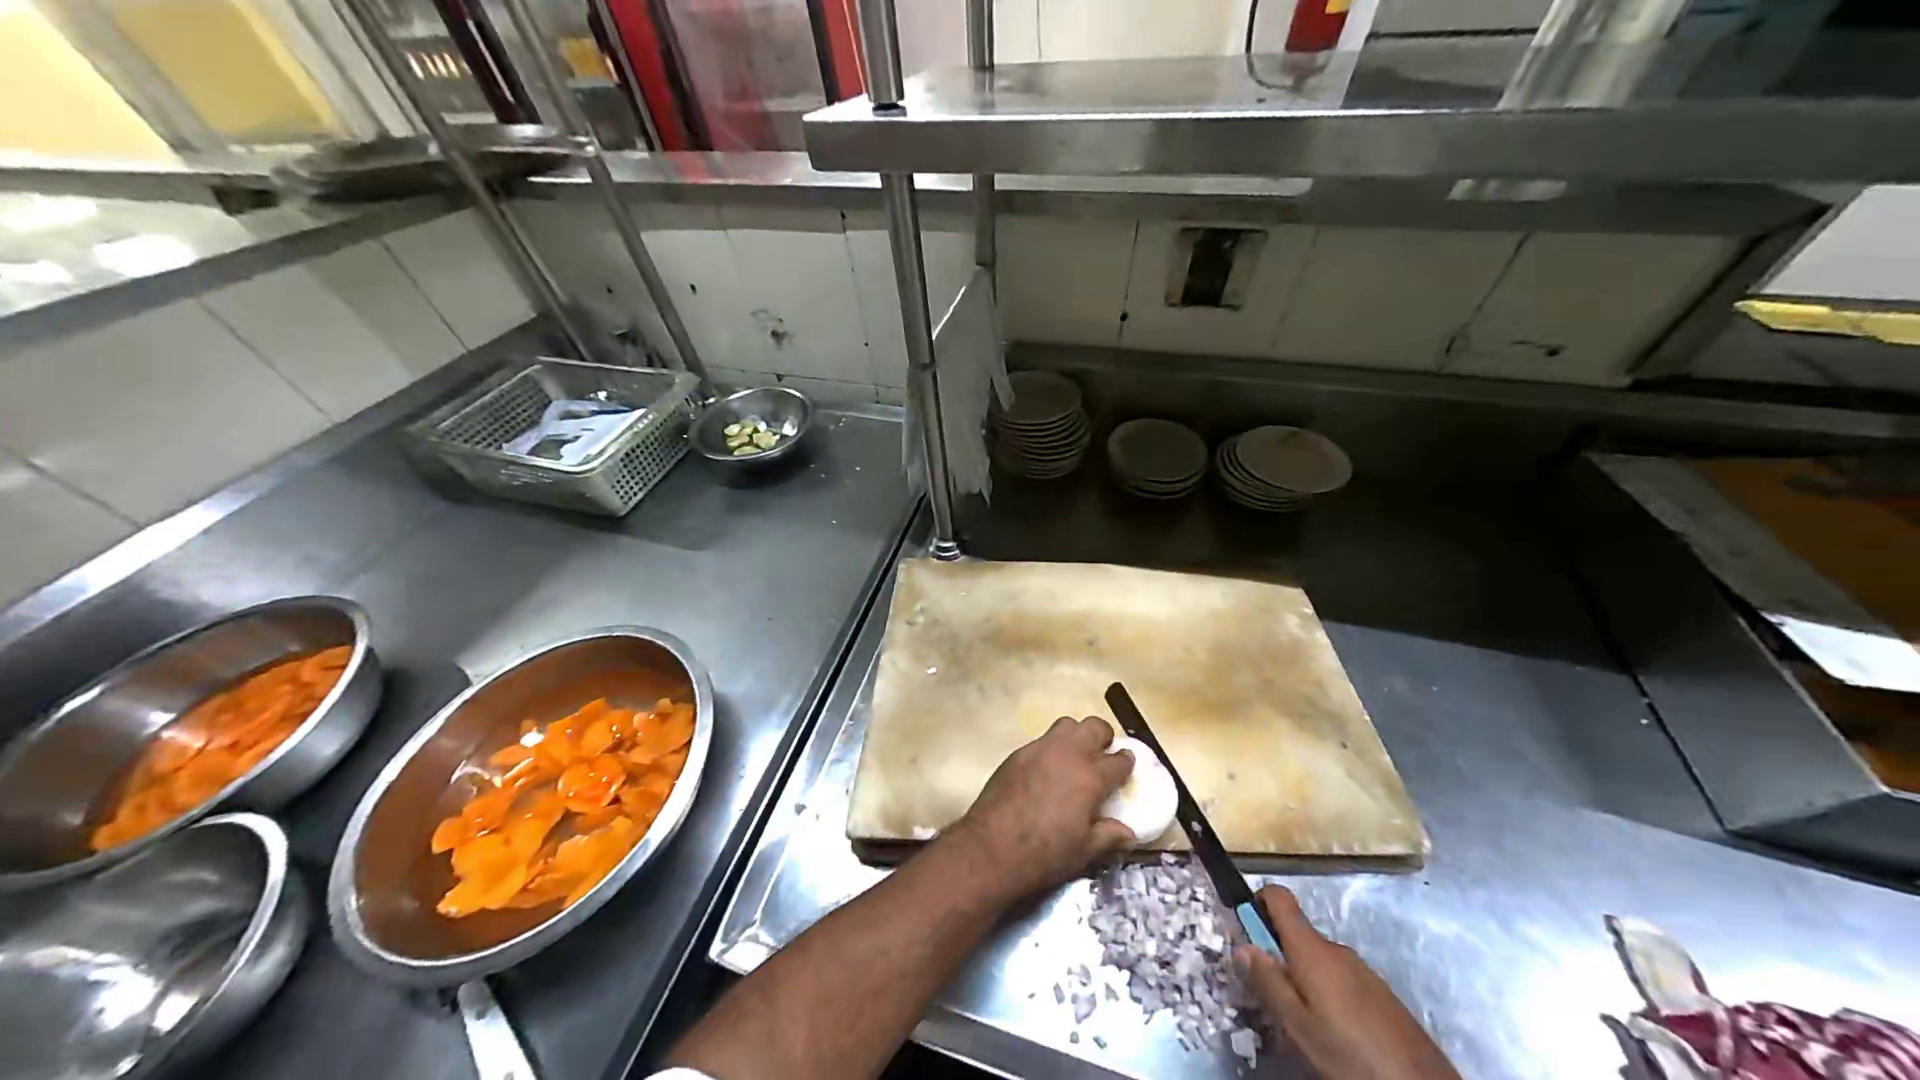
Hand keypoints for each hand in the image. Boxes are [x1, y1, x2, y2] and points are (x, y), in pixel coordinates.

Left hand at [944, 716, 1134, 901]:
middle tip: (1102, 754)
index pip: (1118, 761)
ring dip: (1076, 735)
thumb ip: (1108, 837)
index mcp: (1090, 778)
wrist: (991, 848)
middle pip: (1094, 727)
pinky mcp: (1017, 754)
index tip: (1126, 765)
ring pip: (1066, 725)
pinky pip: (1041, 741)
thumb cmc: (1044, 854)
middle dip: (1103, 736)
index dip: (1126, 762)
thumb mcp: (1084, 851)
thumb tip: (1128, 833)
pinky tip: (1046, 770)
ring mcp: (1040, 750)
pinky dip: (1051, 749)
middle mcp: (1067, 754)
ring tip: (1074, 756)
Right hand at [1235, 886, 1460, 1079]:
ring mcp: (1362, 970)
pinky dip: (1326, 993)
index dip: (1257, 903)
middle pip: (1295, 934)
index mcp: (1312, 949)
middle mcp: (1337, 949)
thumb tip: (1242, 946)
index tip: (1245, 931)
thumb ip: (1268, 982)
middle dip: (1276, 955)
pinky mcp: (1380, 994)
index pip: (1279, 897)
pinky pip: (1340, 979)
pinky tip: (1333, 1032)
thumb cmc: (1351, 1054)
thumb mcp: (1298, 1025)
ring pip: (1317, 960)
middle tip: (1269, 997)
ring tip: (1302, 1022)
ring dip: (1302, 978)